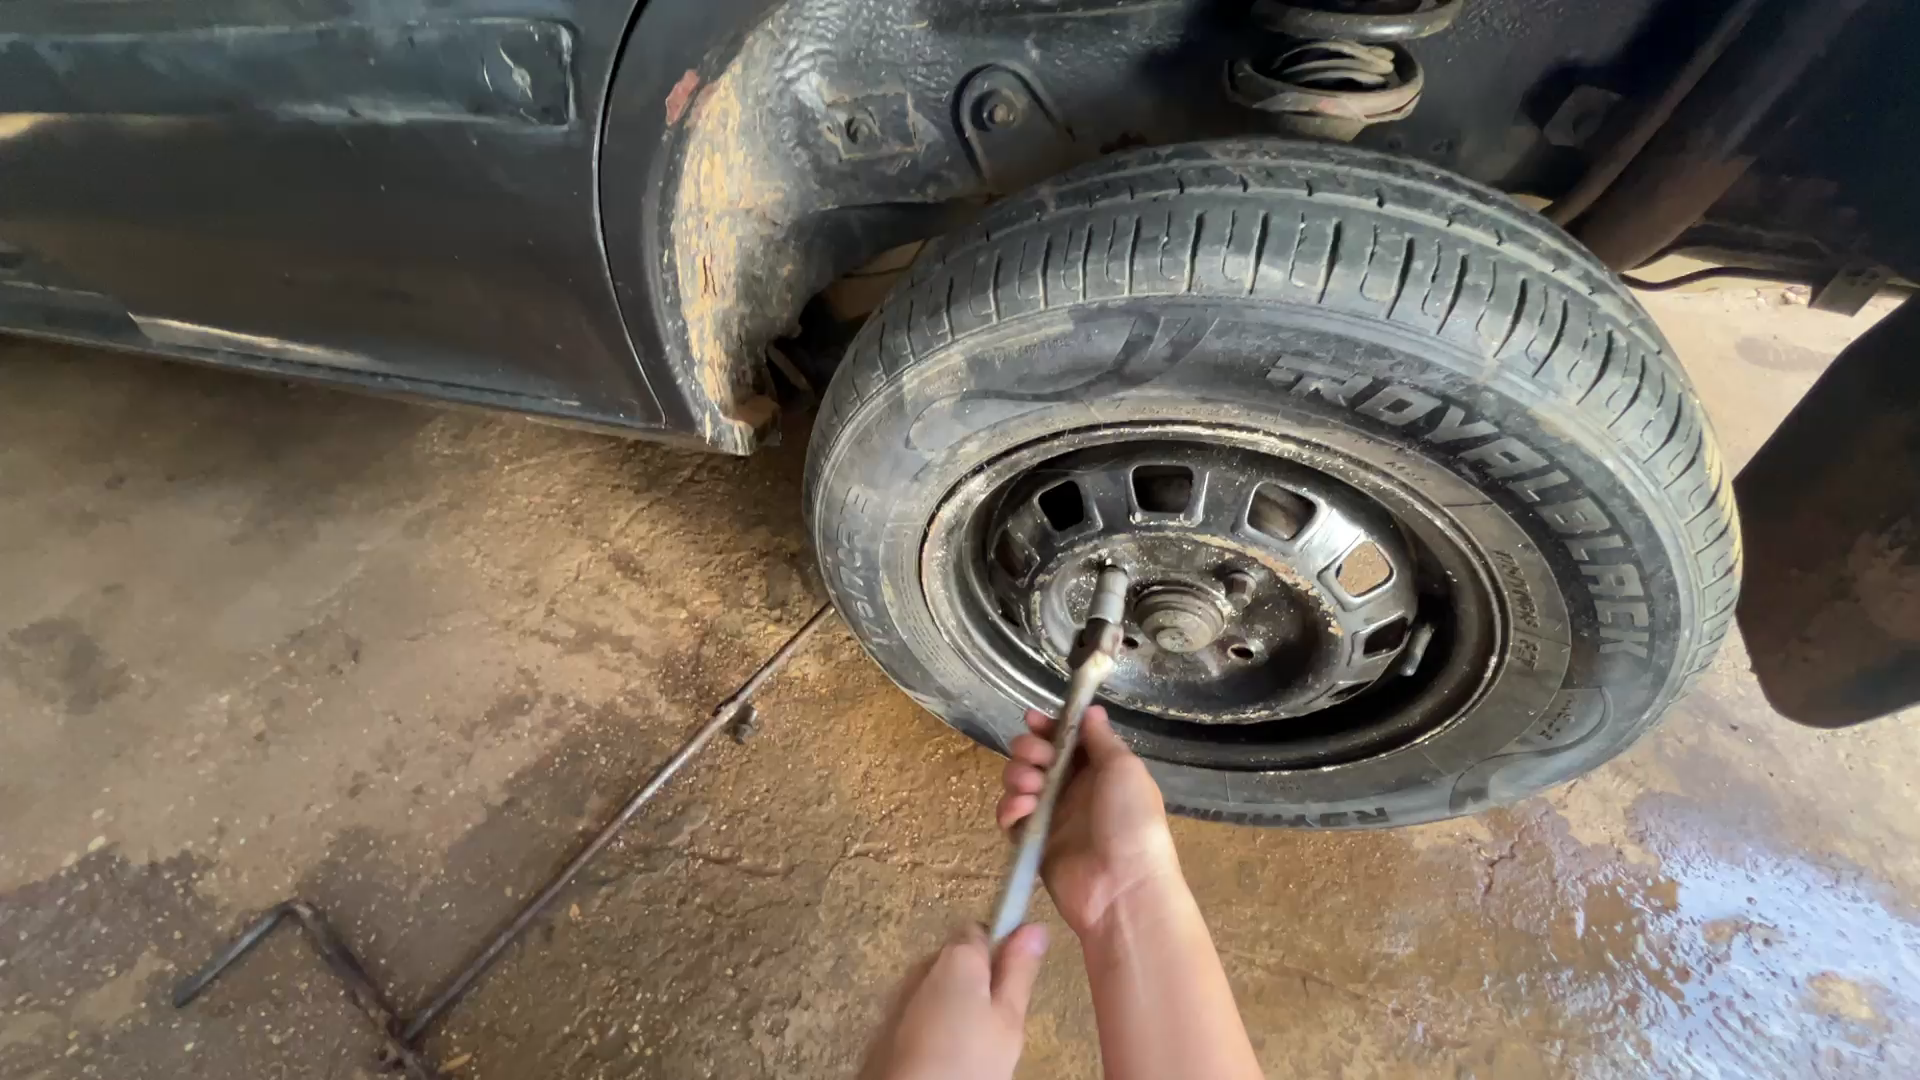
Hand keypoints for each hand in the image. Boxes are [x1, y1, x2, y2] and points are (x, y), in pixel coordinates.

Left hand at [858, 923, 1049, 1079]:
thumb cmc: (968, 1062)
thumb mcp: (1008, 1021)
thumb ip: (1020, 971)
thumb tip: (1036, 927)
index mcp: (958, 956)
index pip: (983, 930)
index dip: (1000, 952)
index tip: (1011, 986)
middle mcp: (926, 963)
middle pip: (959, 960)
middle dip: (977, 983)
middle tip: (995, 1025)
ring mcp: (902, 992)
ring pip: (939, 988)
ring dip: (954, 1006)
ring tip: (970, 1047)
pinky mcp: (887, 1022)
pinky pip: (920, 1011)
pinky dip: (933, 1025)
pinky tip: (943, 1056)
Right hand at [996, 705, 1180, 938]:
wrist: (1123, 888)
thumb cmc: (1132, 821)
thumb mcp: (1124, 768)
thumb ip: (1100, 738)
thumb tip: (1091, 709)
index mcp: (1097, 769)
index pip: (1064, 738)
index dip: (1046, 726)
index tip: (1033, 720)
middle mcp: (1072, 788)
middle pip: (1035, 755)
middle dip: (1029, 749)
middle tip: (1039, 761)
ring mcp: (1050, 815)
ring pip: (1018, 781)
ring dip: (1018, 775)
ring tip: (1032, 787)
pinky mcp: (1032, 842)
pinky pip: (1010, 816)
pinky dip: (1010, 808)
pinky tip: (1023, 810)